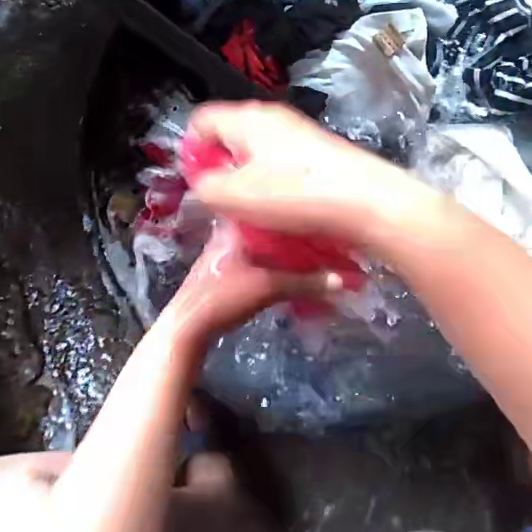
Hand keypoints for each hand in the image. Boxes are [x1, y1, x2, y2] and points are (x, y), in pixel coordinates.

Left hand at [160, 223, 340, 346]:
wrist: (188, 328)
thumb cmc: (223, 297)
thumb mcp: (268, 287)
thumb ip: (306, 282)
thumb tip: (343, 280)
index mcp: (235, 223)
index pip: (268, 203)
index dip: (294, 205)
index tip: (319, 206)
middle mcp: (230, 230)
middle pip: (271, 224)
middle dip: (296, 230)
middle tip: (325, 231)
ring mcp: (228, 249)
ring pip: (266, 242)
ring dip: (288, 248)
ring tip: (317, 248)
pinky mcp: (229, 267)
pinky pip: (261, 256)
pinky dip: (279, 260)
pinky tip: (297, 266)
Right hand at [185, 102, 448, 248]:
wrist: (367, 202)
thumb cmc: (294, 194)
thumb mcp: (233, 197)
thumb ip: (205, 187)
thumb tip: (204, 184)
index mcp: (247, 119)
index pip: (202, 120)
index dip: (191, 150)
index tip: (197, 182)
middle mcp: (273, 117)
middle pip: (231, 137)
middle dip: (222, 168)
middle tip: (223, 202)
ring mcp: (300, 134)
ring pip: (258, 154)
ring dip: (250, 182)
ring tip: (253, 213)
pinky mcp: (321, 154)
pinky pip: (284, 166)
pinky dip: (276, 187)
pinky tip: (283, 212)